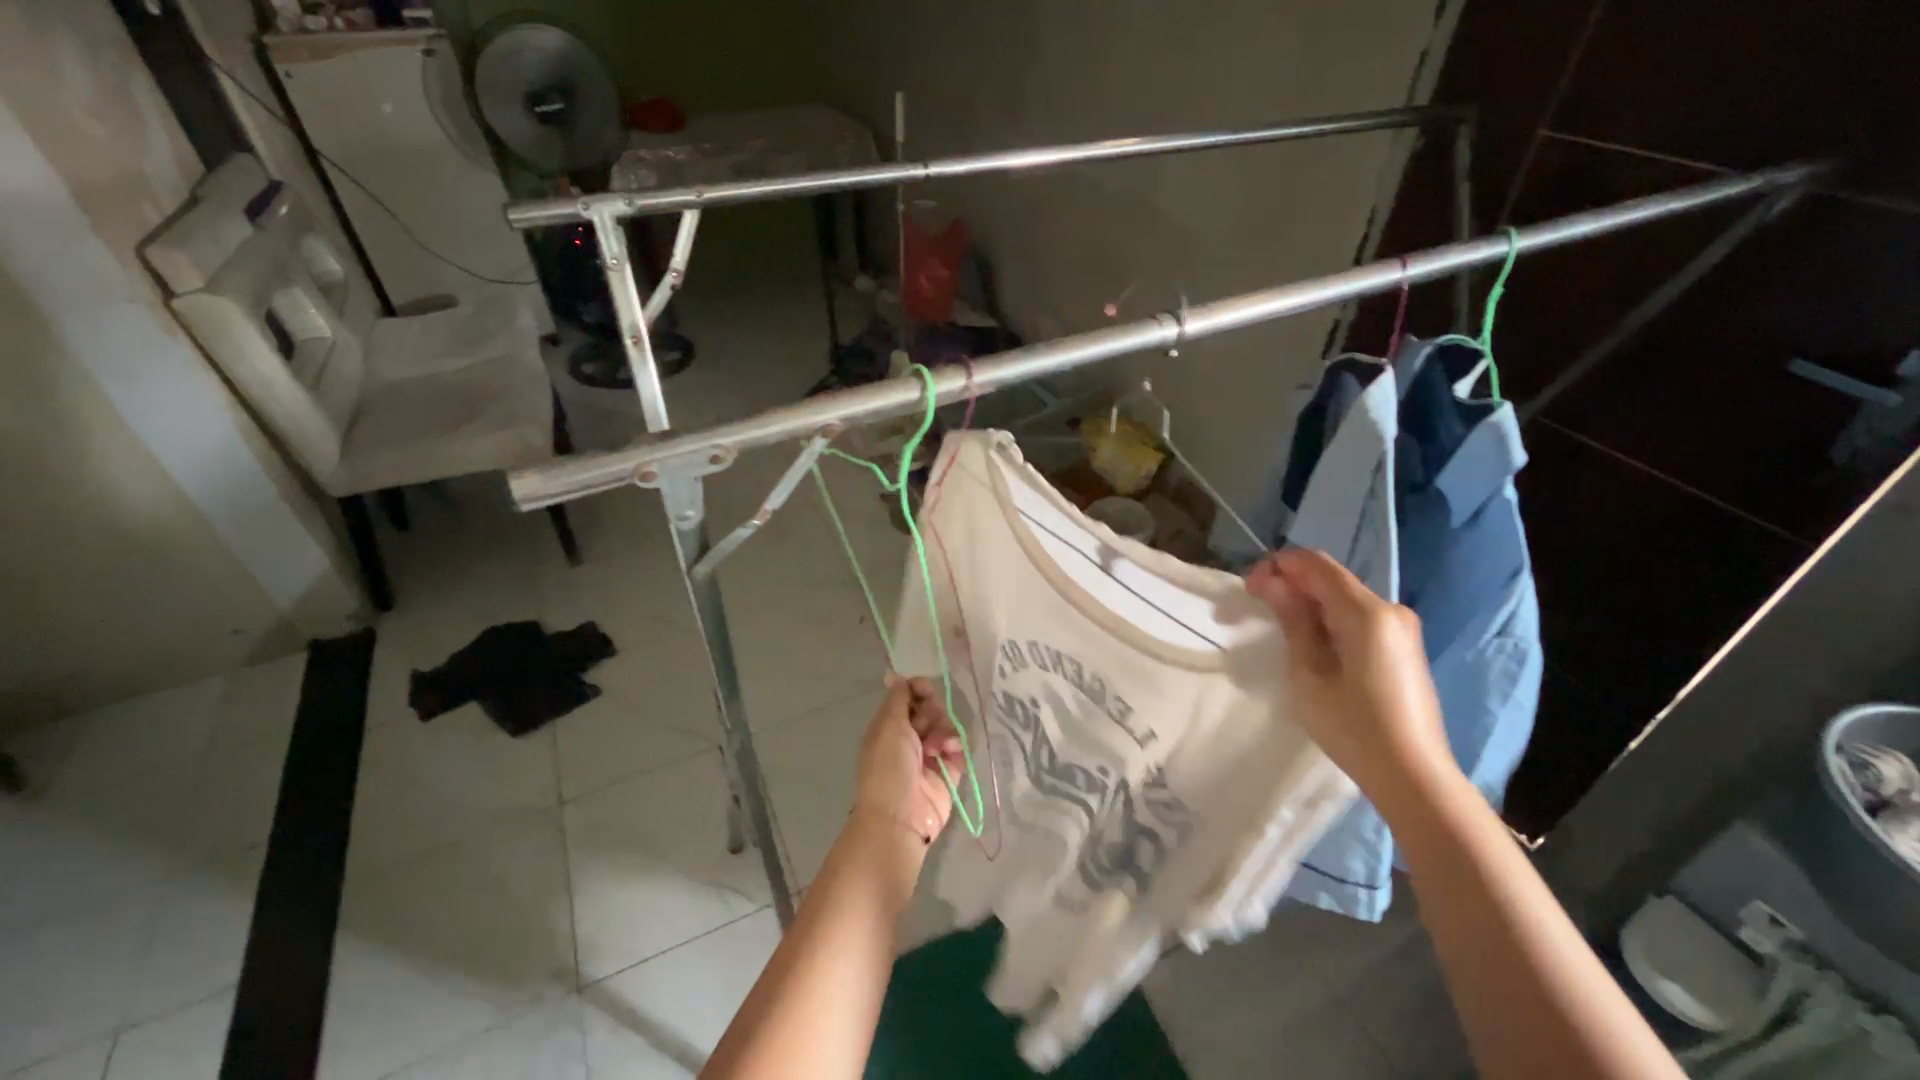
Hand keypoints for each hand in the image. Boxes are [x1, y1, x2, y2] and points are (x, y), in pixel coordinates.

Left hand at [853, 676, 965, 843]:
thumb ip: (898, 697)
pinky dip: (957, 746)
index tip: (926, 690)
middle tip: (928, 724)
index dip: (918, 690)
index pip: (907, 697)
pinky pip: (959, 748)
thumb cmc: (888, 767)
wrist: (900, 818)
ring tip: (939, 745)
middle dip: (933, 711)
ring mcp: (929, 756)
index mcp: (888, 726)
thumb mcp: (888, 725)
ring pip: (946, 727)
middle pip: (929, 710)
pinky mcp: (949, 772)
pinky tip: (951, 751)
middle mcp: (908, 739)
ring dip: (945, 729)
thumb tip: (895, 674)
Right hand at [1246, 548, 1456, 805]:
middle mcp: (1389, 609)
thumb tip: (1275, 583)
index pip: (1316, 564)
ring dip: (1309, 603)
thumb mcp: (1309, 674)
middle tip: (1257, 608)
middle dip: (1291, 584)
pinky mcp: (1404, 647)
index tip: (1249, 588)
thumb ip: (1294, 622)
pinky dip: (1330, 620)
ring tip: (1280, 628)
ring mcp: (1401, 628)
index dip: (1278, 566)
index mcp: (1366, 612)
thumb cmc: (1353, 727)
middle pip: (1331, 579)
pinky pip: (1359, 618)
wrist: (1412, 774)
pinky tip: (1314, 646)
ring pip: (1345, 598)